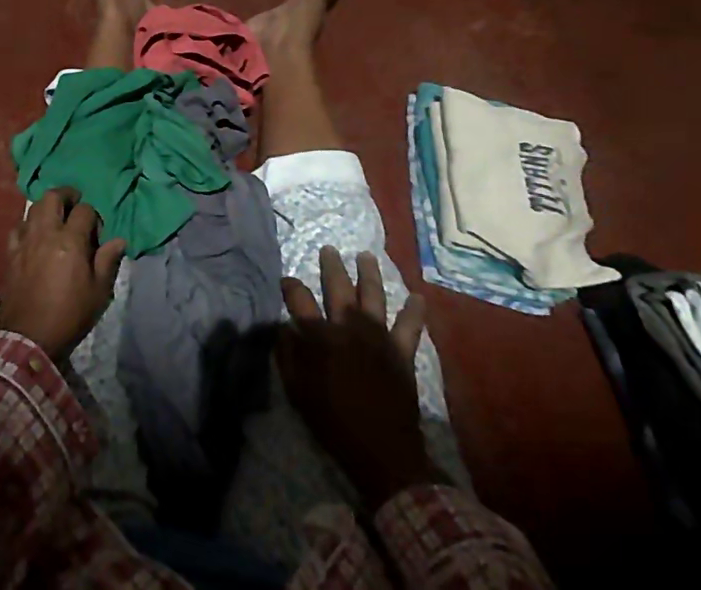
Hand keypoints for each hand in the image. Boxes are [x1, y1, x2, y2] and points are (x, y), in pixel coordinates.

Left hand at [0, 187, 127, 359]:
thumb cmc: (70, 315)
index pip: (84, 210)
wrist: (30, 338)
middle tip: (75, 203)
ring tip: (56, 219)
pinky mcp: (10, 254)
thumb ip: (107, 261)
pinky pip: (17, 228)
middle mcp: (45, 234)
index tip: (97, 233)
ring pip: (32, 208)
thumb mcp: (98, 292)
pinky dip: (27, 225)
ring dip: (46, 207)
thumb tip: (118, 240)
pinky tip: (34, 236)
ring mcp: (24, 242)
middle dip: (66, 194)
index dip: (94, 216)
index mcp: (70, 241)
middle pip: (52, 197)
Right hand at [277, 245, 436, 507]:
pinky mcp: (401, 352)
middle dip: (331, 266)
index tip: (285, 280)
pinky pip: (410, 327)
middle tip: (329, 250)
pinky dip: (414, 311)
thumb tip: (283, 327)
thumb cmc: (331, 421)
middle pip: (338, 287)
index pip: (299, 299)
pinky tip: (418, 297)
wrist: (380, 450)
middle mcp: (348, 328)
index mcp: (320, 337)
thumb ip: (287, 355)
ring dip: (369, 274)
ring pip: (374, 296)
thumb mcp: (296, 390)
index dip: (290, 286)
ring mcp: (378, 337)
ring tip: (366, 255)